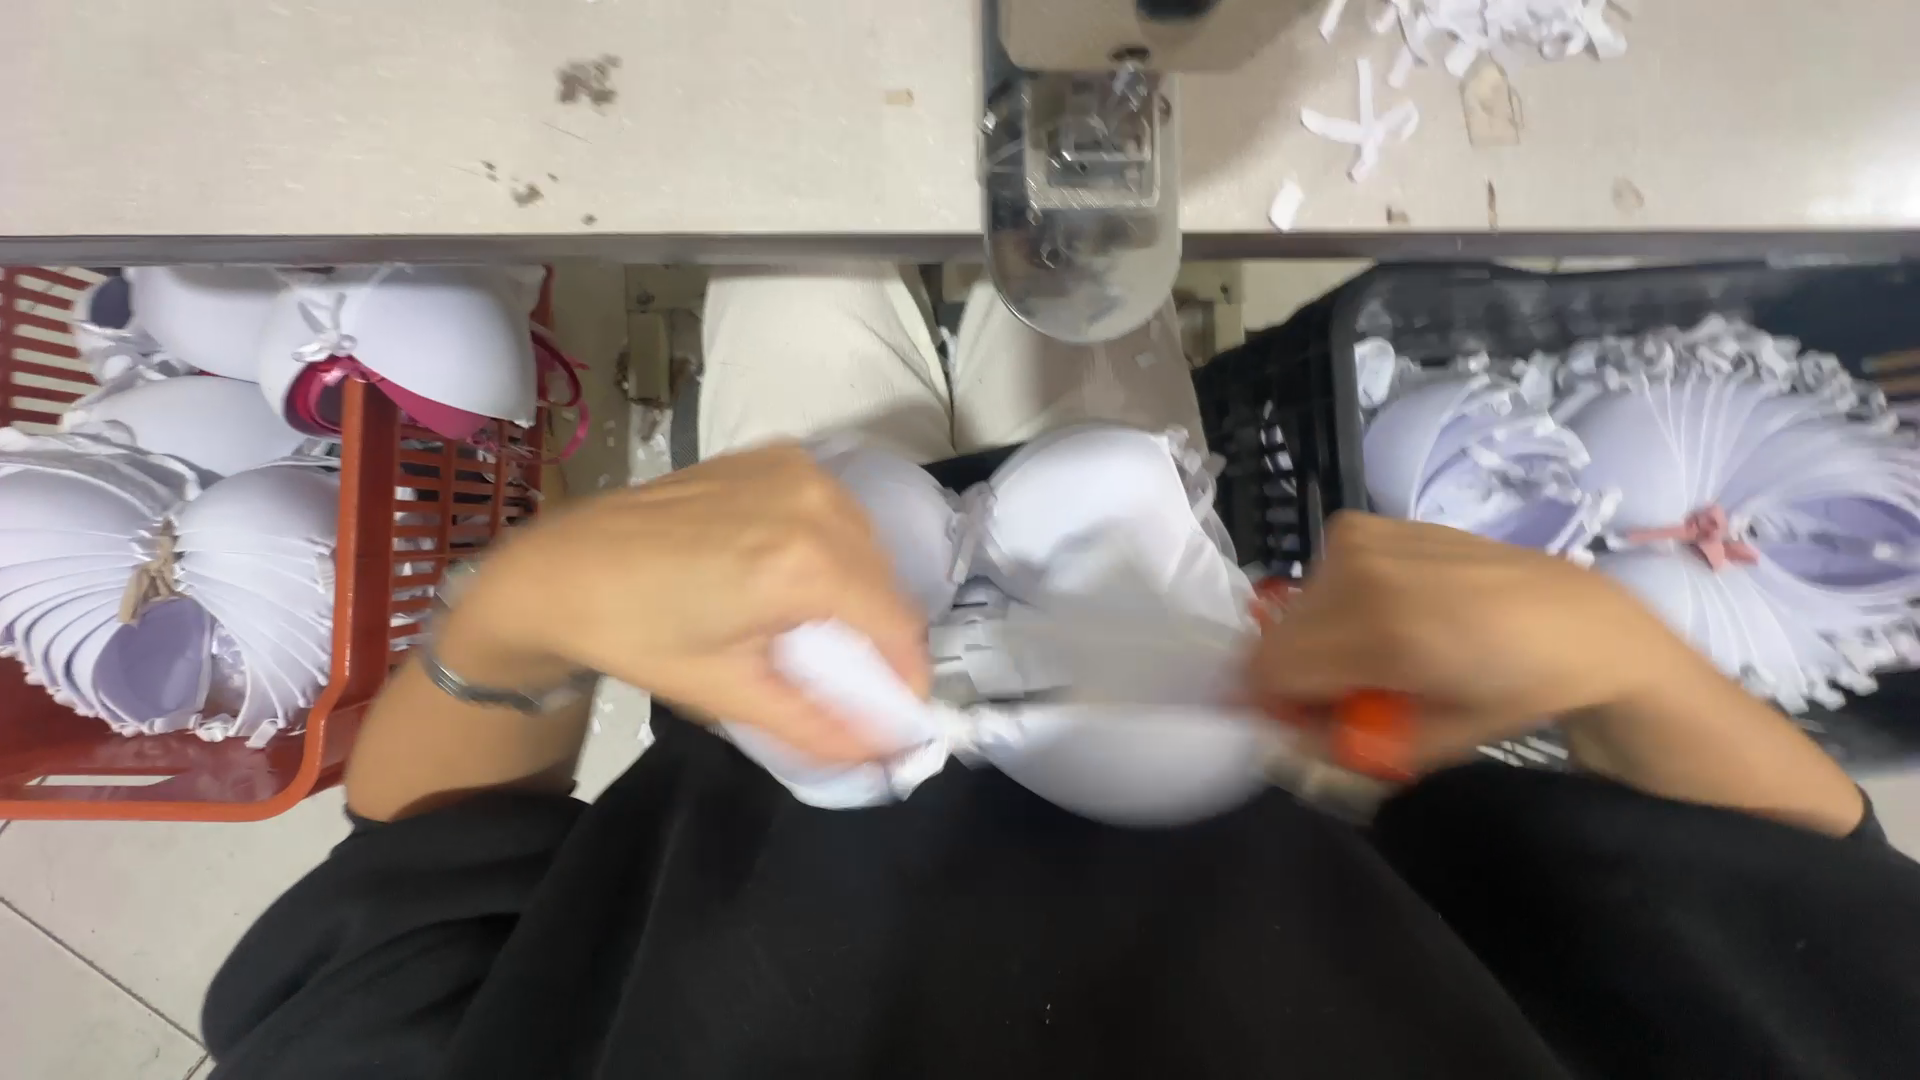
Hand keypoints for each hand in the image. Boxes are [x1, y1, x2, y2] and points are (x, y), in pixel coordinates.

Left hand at [439, 445, 929, 761]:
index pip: (898, 622)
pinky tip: (796, 570)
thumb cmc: (639, 635)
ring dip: (861, 589)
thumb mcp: (730, 693)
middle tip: (848, 671)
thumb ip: (819, 727)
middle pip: (887, 582)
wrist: (562, 566)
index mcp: (804, 564)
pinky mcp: (780, 456)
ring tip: (815, 621)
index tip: (898, 708)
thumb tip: (886, 749)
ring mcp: (799, 470)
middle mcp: (816, 502)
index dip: (908, 672)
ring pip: (868, 543)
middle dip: (881, 634)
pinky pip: (839, 511)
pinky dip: (836, 546)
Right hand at [1248, 512, 1695, 772]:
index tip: (1298, 717)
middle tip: (1343, 691)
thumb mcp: (1432, 740)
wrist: (1578, 621)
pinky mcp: (1361, 525)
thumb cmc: (1515, 690)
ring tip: (1370, 652)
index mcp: (1385, 633)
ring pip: (1293, 610)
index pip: (1269, 668)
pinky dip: (1332, 606)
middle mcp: (1360, 573)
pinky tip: (1382, 612)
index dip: (1271, 701)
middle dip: (1295, 672)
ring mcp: (1358, 540)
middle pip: (1276, 639)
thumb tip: (1283, 735)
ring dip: (1314, 639)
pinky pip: (1315, 581)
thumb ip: (1346, 742)